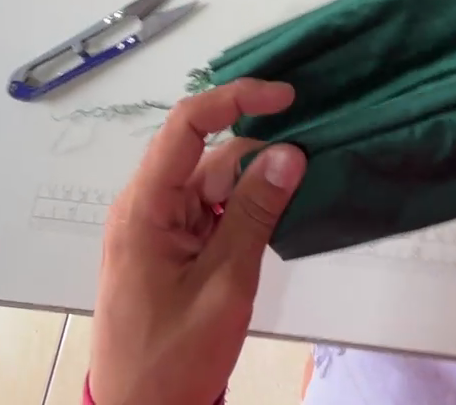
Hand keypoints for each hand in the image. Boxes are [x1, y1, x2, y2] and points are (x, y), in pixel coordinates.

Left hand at [90, 80, 307, 404]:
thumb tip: (290, 151)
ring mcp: (161, 224)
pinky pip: (214, 205)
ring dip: (256, 180)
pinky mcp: (175, 244)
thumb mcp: (224, 284)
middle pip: (208, 152)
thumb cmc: (174, 358)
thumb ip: (256, 212)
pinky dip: (246, 204)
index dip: (236, 99)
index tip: (286, 98)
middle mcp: (148, 204)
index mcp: (145, 206)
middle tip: (310, 151)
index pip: (187, 126)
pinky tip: (279, 209)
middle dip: (258, 147)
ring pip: (216, 179)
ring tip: (302, 183)